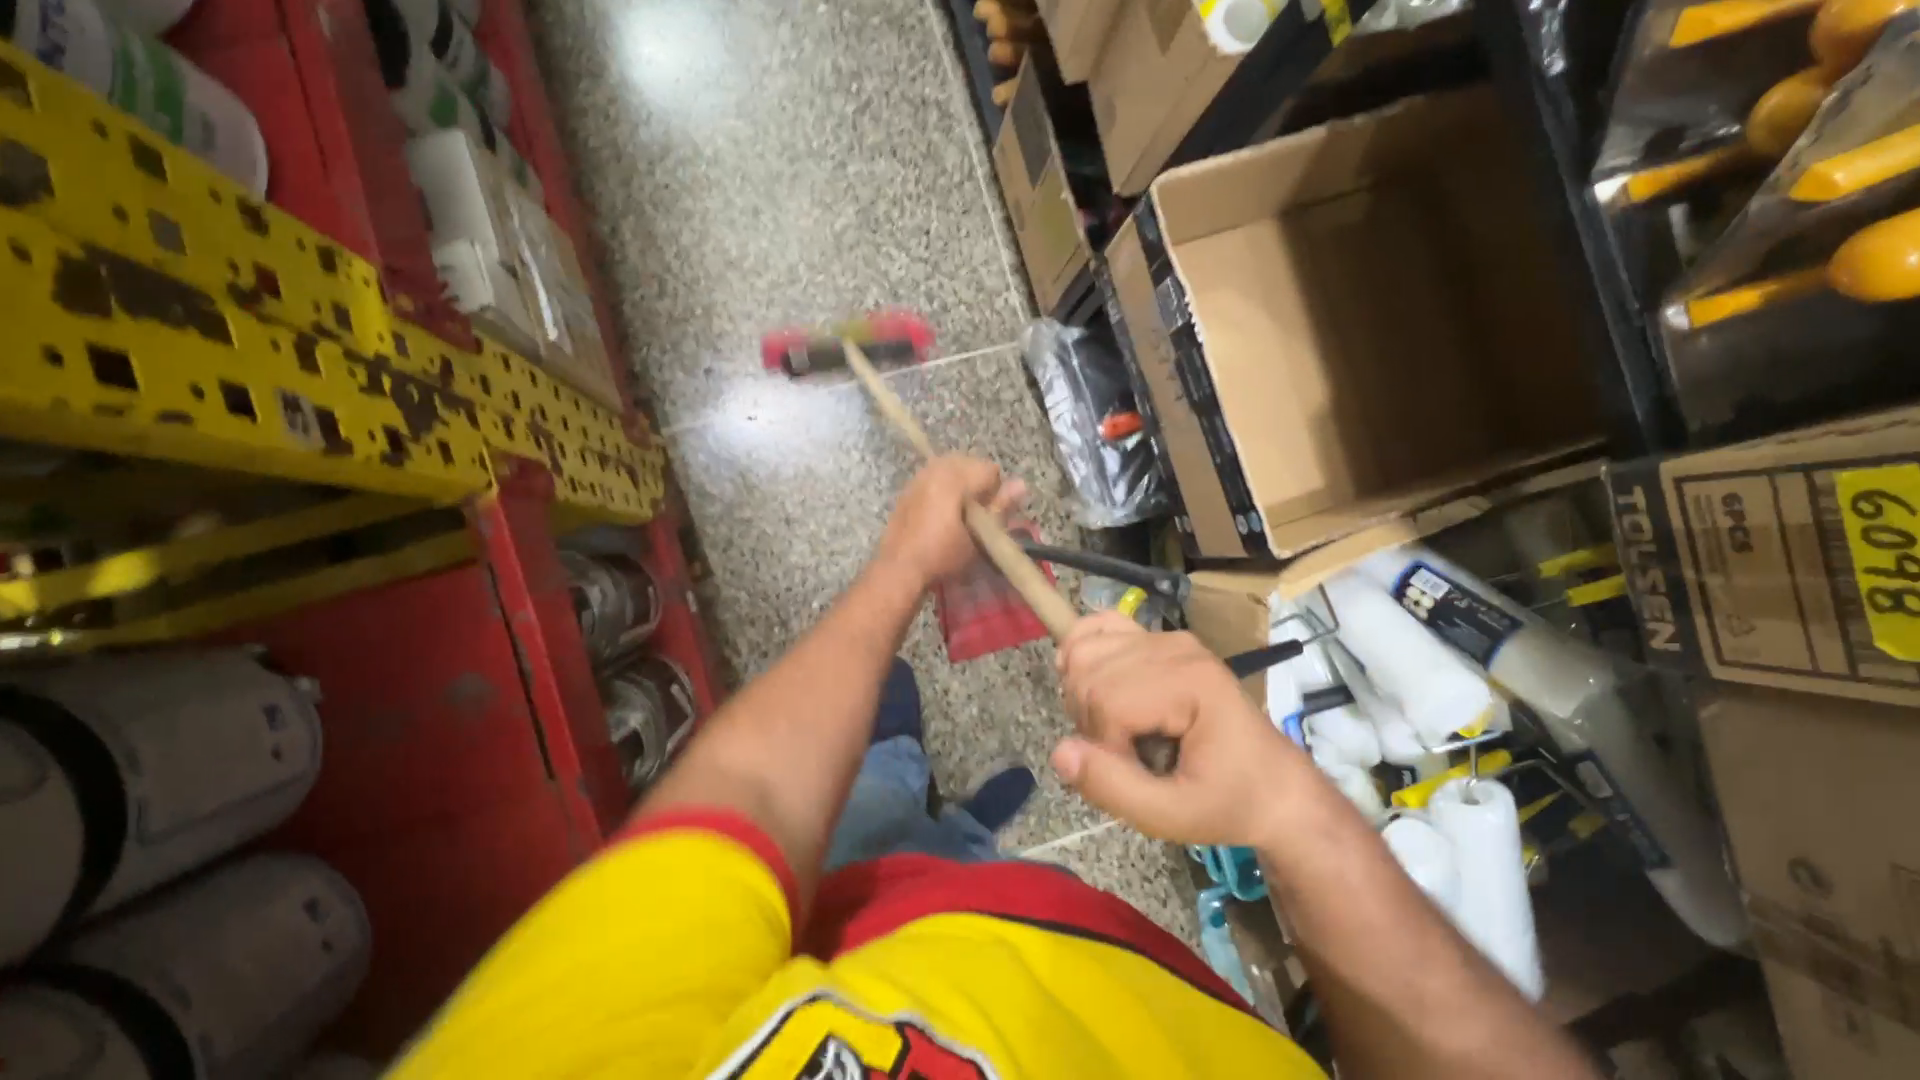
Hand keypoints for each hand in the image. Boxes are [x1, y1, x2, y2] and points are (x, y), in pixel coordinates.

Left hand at [875, 456, 1026, 587]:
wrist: (899, 569)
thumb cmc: (943, 555)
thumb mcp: (979, 536)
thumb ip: (1001, 507)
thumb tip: (1022, 484)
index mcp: (953, 477)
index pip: (989, 469)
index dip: (996, 492)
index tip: (991, 516)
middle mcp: (934, 470)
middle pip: (969, 464)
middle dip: (978, 485)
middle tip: (977, 515)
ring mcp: (918, 478)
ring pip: (950, 469)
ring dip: (961, 485)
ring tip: (960, 514)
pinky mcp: (907, 490)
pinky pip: (933, 478)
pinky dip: (943, 489)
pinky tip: (941, 514)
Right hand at [1051, 613, 1313, 847]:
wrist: (1273, 788)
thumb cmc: (1228, 802)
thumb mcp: (1172, 816)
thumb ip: (1113, 788)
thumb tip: (1059, 751)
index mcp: (1191, 683)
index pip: (1107, 701)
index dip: (1106, 748)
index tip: (1138, 777)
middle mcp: (1176, 647)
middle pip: (1090, 672)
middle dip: (1092, 722)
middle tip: (1128, 756)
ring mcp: (1166, 638)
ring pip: (1084, 651)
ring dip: (1084, 696)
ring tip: (1119, 730)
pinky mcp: (1157, 639)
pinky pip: (1098, 626)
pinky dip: (1080, 653)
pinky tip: (1091, 687)